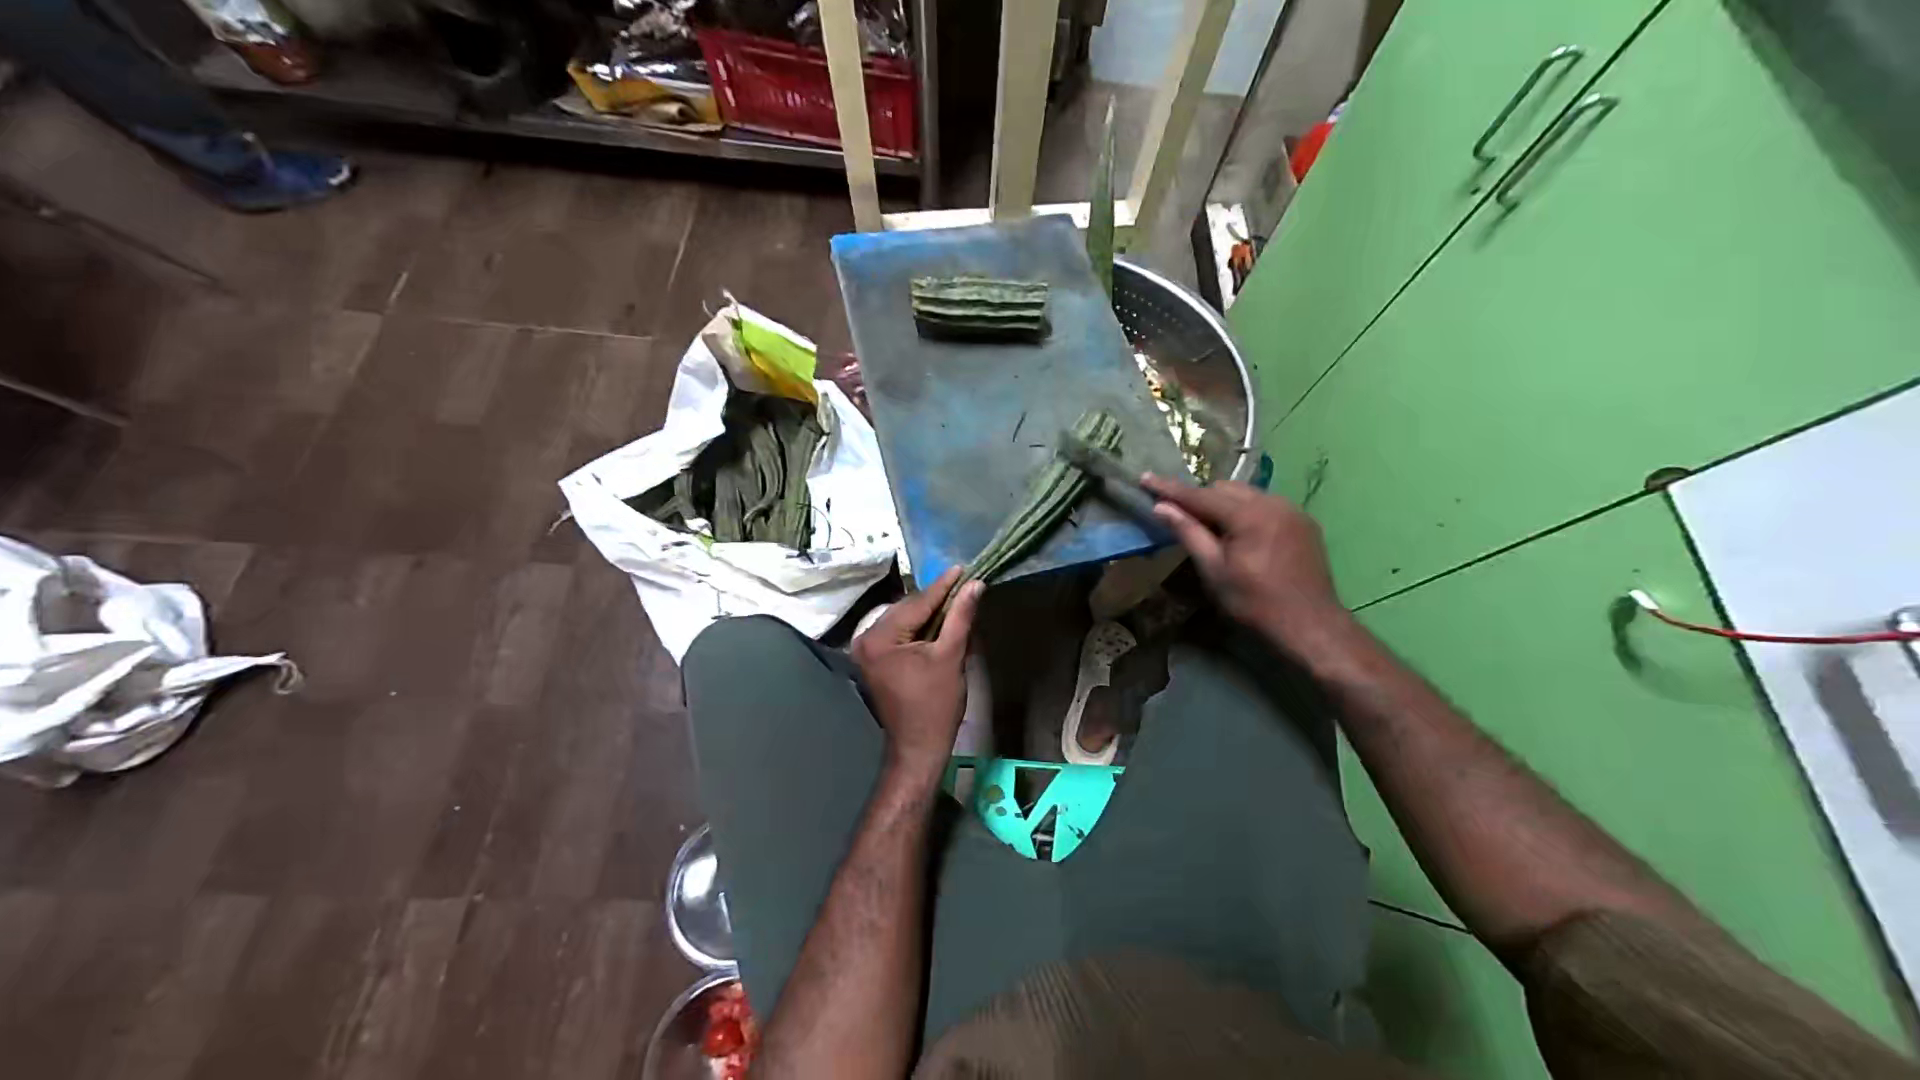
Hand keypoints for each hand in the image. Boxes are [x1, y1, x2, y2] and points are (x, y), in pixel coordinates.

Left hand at [850, 567, 983, 779]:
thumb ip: (960, 617)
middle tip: (963, 584)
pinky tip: (939, 621)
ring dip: (928, 612)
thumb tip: (975, 586)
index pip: (916, 604)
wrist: (918, 746)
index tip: (962, 569)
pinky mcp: (873, 660)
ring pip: (903, 620)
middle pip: (907, 610)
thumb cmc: (936, 705)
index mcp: (879, 638)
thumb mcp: (951, 656)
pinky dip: (918, 628)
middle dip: (935, 599)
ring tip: (955, 599)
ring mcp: (866, 651)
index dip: (943, 586)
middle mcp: (865, 640)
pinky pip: (899, 634)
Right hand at [1140, 474, 1348, 645]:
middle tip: (1178, 515)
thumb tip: (1161, 507)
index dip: (1169, 488)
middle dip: (1199, 498)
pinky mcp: (1303, 522)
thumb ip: (1188, 532)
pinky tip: (1240, 534)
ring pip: (1246, 494)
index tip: (1144, 478)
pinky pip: (1266, 505)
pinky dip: (1246, 512)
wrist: (1310, 625)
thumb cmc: (1255, 602)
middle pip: (1224, 488)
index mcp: (1248, 514)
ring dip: (1223, 504)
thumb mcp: (1214, 570)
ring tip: (1209, 527)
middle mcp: (1272, 502)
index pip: (1200, 495)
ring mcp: (1292, 510)